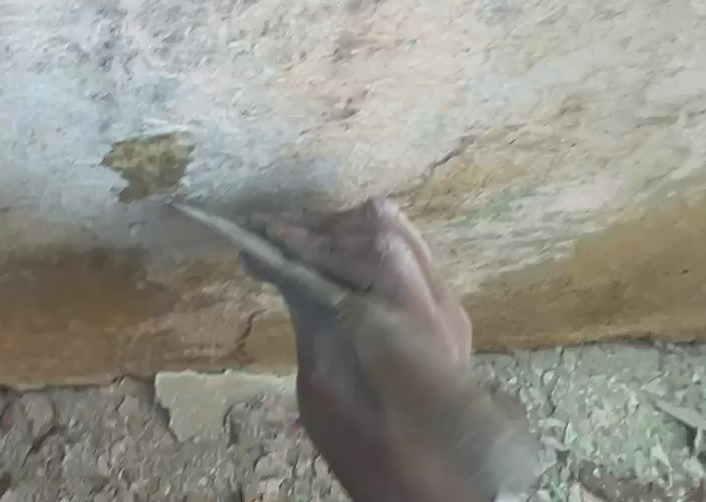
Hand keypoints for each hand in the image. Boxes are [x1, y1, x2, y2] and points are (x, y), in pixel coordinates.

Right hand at [251, 200, 528, 501]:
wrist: (435, 490)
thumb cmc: (368, 448)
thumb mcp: (320, 388)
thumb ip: (308, 318)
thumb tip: (274, 260)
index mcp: (396, 337)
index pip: (344, 262)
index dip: (299, 242)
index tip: (258, 234)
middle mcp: (431, 310)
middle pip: (377, 235)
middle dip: (320, 229)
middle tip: (275, 234)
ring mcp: (445, 305)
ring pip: (396, 231)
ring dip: (343, 229)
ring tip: (303, 240)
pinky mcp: (446, 307)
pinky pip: (409, 248)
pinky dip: (367, 240)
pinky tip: (337, 252)